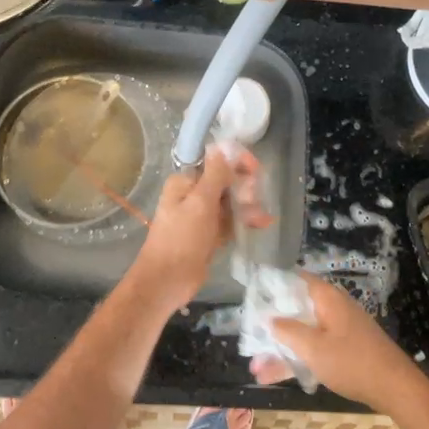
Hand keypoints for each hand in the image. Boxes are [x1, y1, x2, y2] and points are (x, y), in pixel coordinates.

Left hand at [129, 145, 270, 308]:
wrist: (167, 282)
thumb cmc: (182, 239)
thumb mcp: (200, 204)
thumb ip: (214, 175)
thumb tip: (222, 146)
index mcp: (185, 182)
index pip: (215, 162)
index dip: (236, 162)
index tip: (255, 169)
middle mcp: (192, 195)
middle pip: (226, 182)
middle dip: (244, 188)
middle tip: (255, 199)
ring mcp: (201, 216)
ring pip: (231, 203)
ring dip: (248, 206)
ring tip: (261, 218)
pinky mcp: (209, 235)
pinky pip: (230, 221)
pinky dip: (244, 221)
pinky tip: (261, 223)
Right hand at [264, 274, 425, 410]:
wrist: (395, 387)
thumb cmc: (352, 362)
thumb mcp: (314, 348)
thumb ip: (288, 331)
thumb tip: (268, 317)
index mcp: (327, 299)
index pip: (295, 279)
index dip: (272, 285)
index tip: (251, 295)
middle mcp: (332, 309)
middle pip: (296, 309)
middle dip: (272, 326)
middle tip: (248, 338)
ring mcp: (338, 330)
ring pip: (303, 333)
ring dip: (281, 349)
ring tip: (255, 368)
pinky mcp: (343, 349)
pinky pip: (313, 348)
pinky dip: (297, 358)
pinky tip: (274, 376)